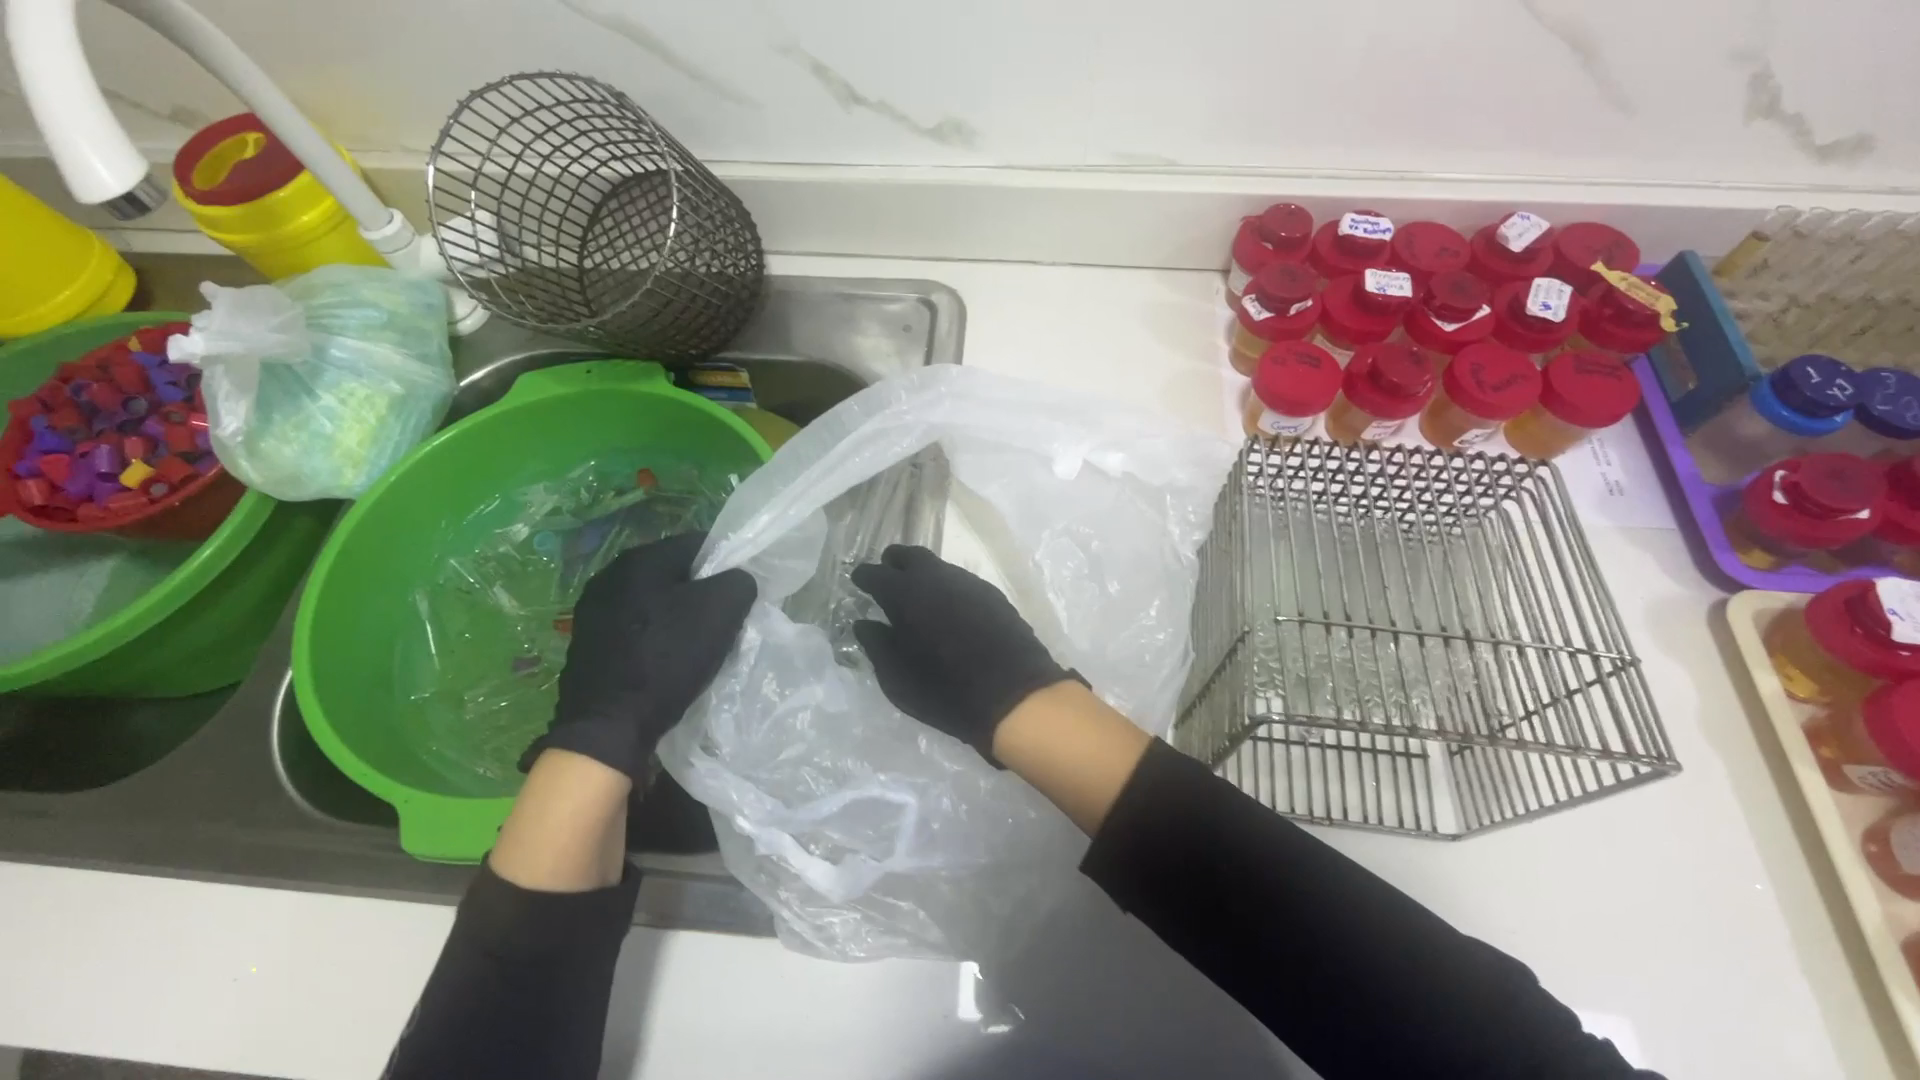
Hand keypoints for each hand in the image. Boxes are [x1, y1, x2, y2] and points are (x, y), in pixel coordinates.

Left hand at [521, 532, 755, 780]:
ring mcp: (591, 610)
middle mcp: (609, 575)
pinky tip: (663, 663)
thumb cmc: (669, 659)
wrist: (609, 724)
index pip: (698, 544)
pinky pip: (633, 627)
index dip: (726, 566)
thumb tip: (736, 580)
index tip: (738, 598)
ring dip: (675, 617)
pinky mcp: (586, 642)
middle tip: (719, 624)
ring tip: (692, 647)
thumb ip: (739, 582)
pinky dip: (652, 638)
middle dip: (699, 593)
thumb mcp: (722, 611)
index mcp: (640, 558)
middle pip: (673, 573)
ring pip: (652, 601)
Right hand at [851, 545, 1077, 763]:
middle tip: (888, 578)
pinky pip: (960, 582)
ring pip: (938, 567)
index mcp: (906, 594)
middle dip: (894, 563)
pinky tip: (948, 612)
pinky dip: (947, 590)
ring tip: (918, 599)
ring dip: (923, 577)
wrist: (1016, 695)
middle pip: (909, 556)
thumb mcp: (898, 680)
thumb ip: (877, 646)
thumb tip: (864, 624)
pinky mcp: (993, 595)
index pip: (875, 573)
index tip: (859, 584)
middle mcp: (936, 578)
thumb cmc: (947, 692)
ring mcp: (968, 583)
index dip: (864, 578)